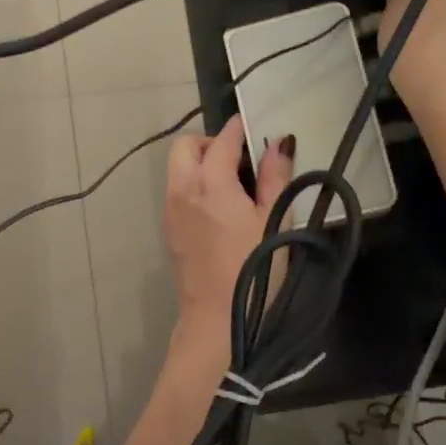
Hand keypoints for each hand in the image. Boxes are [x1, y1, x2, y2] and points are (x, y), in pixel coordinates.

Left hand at [163, 116, 293, 335]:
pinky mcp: (168, 230)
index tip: (254, 126)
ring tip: (231, 185)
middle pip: (185, 146)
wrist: (216, 318)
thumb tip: (277, 143)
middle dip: (210, 143)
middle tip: (238, 160)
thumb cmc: (253, 268)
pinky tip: (218, 209)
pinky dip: (193, 185)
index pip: (222, 139)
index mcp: (210, 182)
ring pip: (177, 169)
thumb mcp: (274, 221)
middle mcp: (182, 189)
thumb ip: (275, 177)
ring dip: (199, 164)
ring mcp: (170, 210)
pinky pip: (176, 191)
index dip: (239, 128)